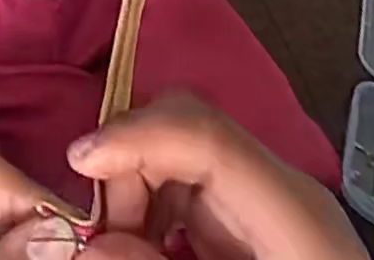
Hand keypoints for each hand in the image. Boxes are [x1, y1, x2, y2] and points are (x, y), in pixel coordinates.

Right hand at [67, 94, 365, 259]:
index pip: (207, 137)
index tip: (78, 162)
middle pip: (184, 127)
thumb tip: (90, 246)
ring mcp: (264, 194)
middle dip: (127, 162)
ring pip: (175, 145)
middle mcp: (279, 185)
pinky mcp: (249, 212)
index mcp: (295, 215)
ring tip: (116, 240)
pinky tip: (143, 242)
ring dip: (132, 182)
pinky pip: (184, 180)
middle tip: (100, 230)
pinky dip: (149, 202)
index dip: (135, 136)